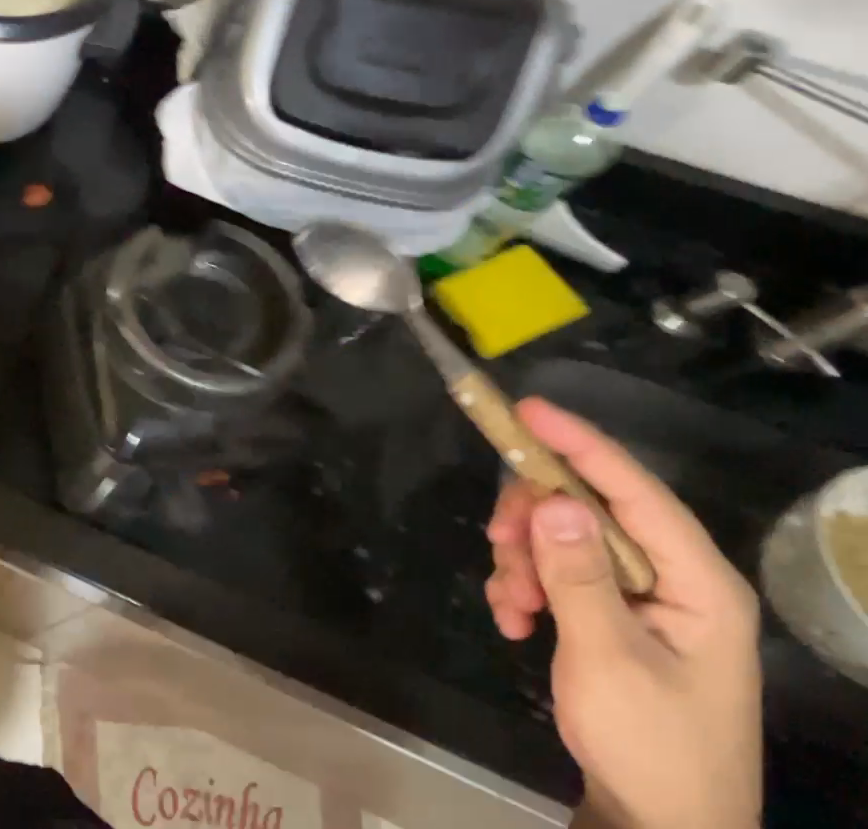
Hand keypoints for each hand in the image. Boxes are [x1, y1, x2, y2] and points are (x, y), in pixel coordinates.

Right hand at [483, 398, 761, 828]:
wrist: (659, 816)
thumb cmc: (651, 742)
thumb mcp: (609, 659)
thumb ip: (580, 577)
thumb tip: (557, 500)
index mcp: (699, 583)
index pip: (638, 494)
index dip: (582, 447)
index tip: (528, 410)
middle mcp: (672, 578)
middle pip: (588, 510)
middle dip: (534, 524)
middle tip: (498, 548)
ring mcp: (641, 596)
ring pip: (562, 540)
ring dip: (522, 565)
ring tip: (510, 608)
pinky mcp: (610, 614)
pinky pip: (555, 574)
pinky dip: (525, 590)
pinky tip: (514, 623)